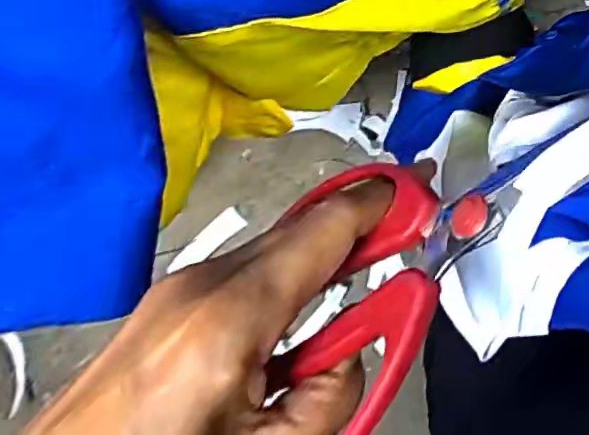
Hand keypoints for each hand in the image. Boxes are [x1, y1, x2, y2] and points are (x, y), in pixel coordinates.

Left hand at [26, 167, 421, 434]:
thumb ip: (339, 388)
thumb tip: (356, 347)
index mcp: (230, 314)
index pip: (337, 217)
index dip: (394, 200)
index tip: (429, 203)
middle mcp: (198, 288)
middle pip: (315, 220)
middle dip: (370, 222)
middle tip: (412, 234)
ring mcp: (171, 296)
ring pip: (285, 243)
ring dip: (332, 253)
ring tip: (359, 285)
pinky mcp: (159, 312)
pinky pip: (252, 268)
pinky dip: (295, 273)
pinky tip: (303, 314)